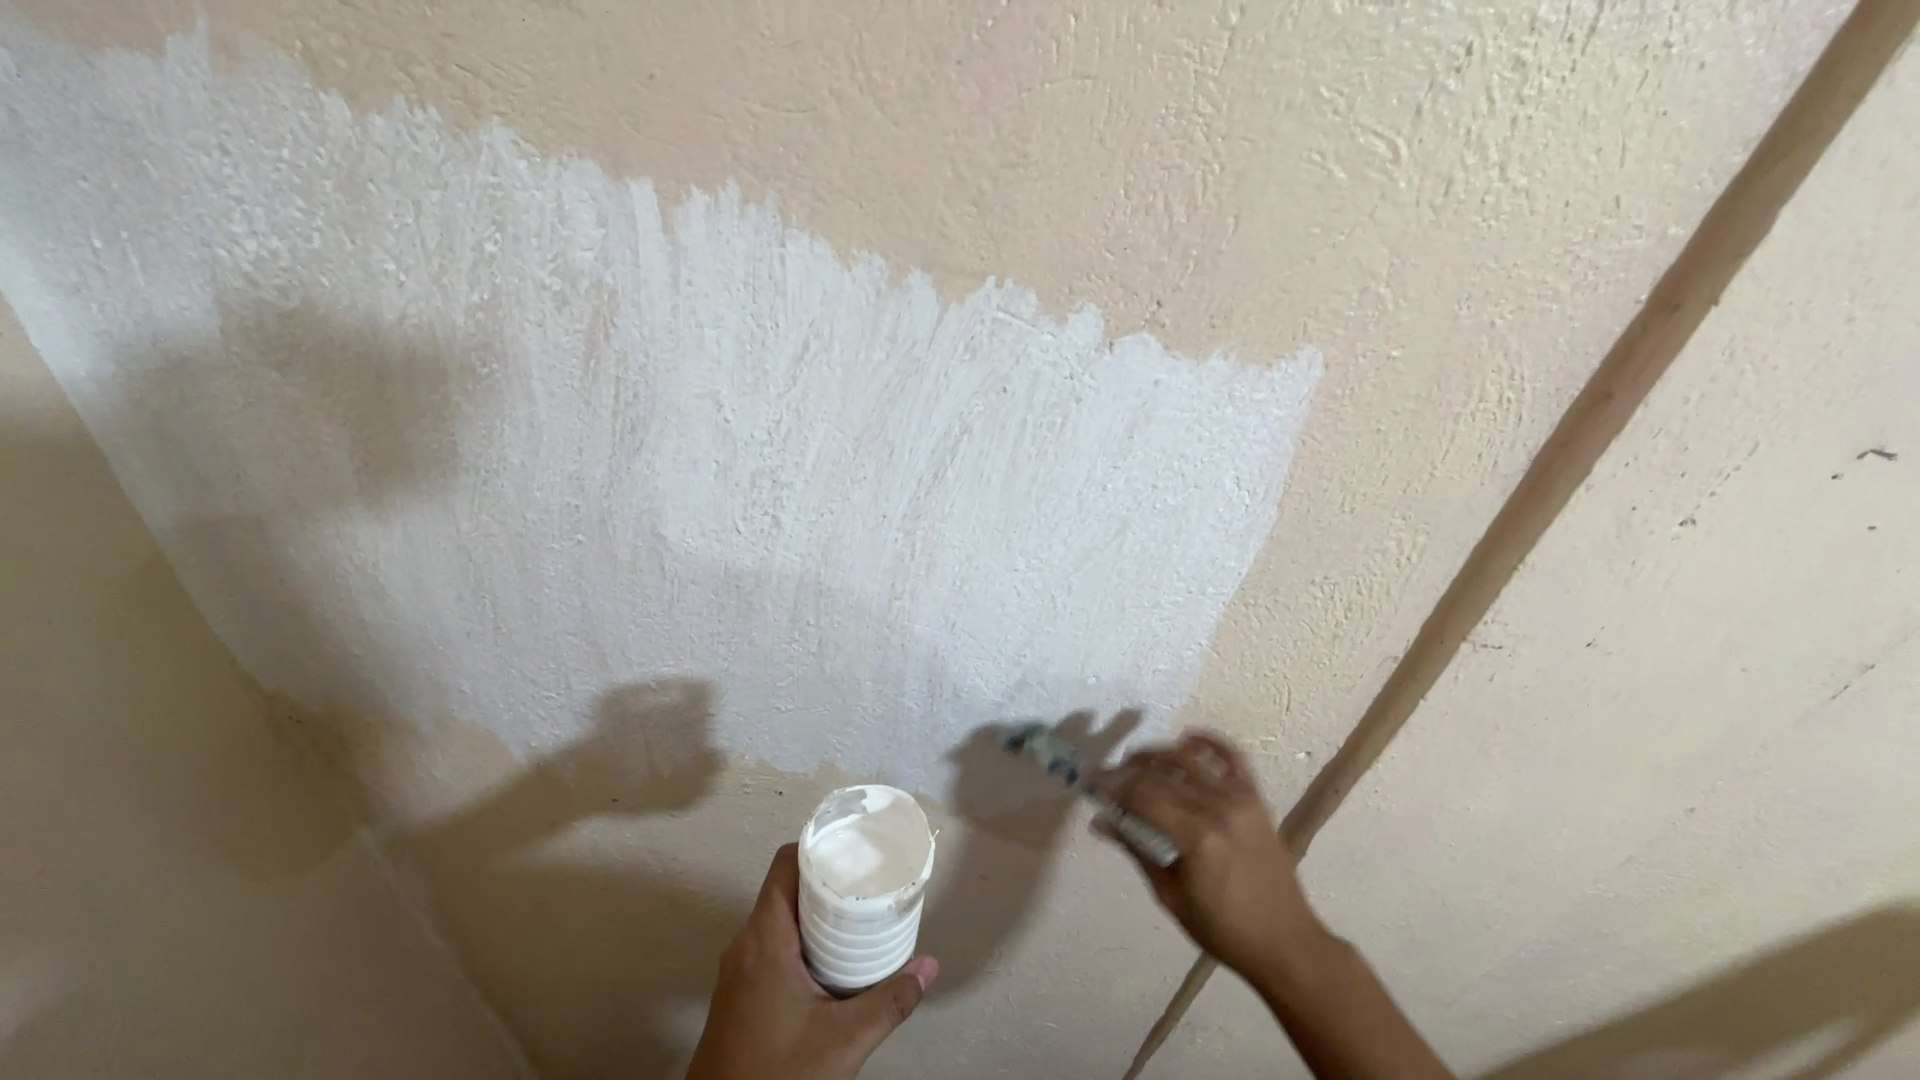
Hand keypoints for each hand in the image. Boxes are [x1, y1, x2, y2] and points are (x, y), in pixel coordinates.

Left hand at [686, 844, 938, 1079]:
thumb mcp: (844, 1040)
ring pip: (778, 918)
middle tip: (868, 879)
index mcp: (764, 939)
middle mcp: (745, 945)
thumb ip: (890, 1001)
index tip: (854, 846)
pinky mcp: (739, 993)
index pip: (785, 863)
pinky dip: (801, 938)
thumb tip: (929, 965)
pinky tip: (832, 957)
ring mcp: (737, 970)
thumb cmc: (778, 1074)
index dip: (818, 846)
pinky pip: (771, 945)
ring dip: (814, 912)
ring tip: (857, 913)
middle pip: (785, 888)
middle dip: (826, 880)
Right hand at [1094, 732, 1323, 976]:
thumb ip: (1135, 850)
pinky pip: (1233, 759)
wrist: (1284, 941)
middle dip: (1128, 770)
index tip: (1090, 781)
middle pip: (1162, 774)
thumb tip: (1100, 822)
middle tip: (1107, 776)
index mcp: (1196, 837)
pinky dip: (1210, 743)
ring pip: (1191, 759)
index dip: (1111, 784)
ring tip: (1136, 762)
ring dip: (1159, 754)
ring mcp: (1241, 800)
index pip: (1142, 795)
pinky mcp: (1256, 800)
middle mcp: (1219, 808)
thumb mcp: (1170, 895)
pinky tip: (1188, 739)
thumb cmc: (1222, 928)